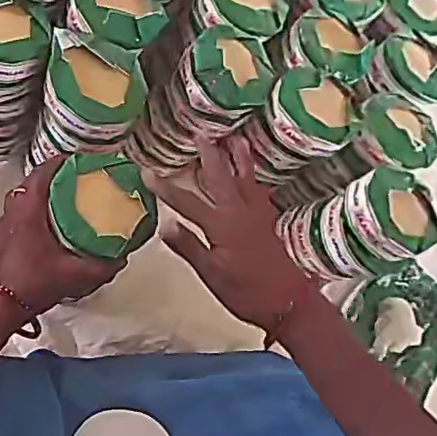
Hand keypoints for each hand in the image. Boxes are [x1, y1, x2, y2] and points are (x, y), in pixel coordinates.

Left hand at [0, 155, 124, 317]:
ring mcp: (7, 219)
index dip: (65, 160)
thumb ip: (104, 265)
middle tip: (83, 176)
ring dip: (47, 188)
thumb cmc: (37, 282)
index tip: (85, 160)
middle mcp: (15, 207)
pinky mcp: (6, 231)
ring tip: (71, 192)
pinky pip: (23, 205)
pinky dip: (39, 202)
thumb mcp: (77, 274)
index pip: (45, 170)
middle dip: (60, 173)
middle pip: (37, 178)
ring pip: (28, 192)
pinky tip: (55, 215)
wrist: (5, 304)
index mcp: (29, 208)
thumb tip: (124, 256)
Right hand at [148, 135, 324, 332]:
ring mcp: (258, 212)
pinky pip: (258, 187)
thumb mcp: (211, 274)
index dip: (165, 187)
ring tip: (232, 137)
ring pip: (244, 175)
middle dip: (208, 154)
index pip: (186, 201)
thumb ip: (189, 246)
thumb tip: (165, 223)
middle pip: (220, 176)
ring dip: (236, 155)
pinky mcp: (269, 217)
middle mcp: (240, 210)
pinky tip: (250, 169)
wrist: (289, 303)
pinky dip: (252, 173)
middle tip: (199, 133)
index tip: (146, 172)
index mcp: (221, 225)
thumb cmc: (246, 292)